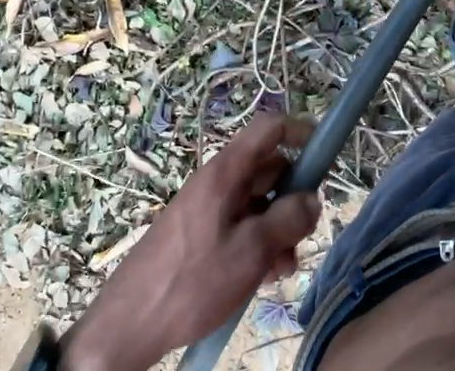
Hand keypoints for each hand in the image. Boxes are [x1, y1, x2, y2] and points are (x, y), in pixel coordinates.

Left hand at [60, 115, 320, 370]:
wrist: (129, 326)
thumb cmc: (191, 281)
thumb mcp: (251, 251)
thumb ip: (289, 220)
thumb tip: (313, 199)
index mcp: (225, 172)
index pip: (268, 128)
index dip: (300, 132)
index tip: (326, 154)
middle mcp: (217, 183)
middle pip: (269, 170)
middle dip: (294, 198)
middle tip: (303, 232)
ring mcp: (209, 210)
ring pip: (259, 203)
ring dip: (279, 229)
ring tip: (281, 268)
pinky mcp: (202, 236)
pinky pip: (242, 227)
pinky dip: (259, 245)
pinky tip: (262, 277)